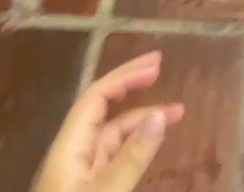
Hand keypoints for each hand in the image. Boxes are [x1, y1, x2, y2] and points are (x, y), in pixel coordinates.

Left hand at [32, 51, 186, 191]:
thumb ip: (132, 158)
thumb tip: (160, 115)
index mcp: (68, 149)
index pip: (96, 98)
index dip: (125, 77)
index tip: (157, 65)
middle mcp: (72, 156)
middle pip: (102, 111)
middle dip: (131, 87)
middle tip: (161, 67)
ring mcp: (78, 177)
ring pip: (111, 136)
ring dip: (140, 119)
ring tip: (175, 114)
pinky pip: (112, 159)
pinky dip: (134, 145)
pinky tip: (151, 146)